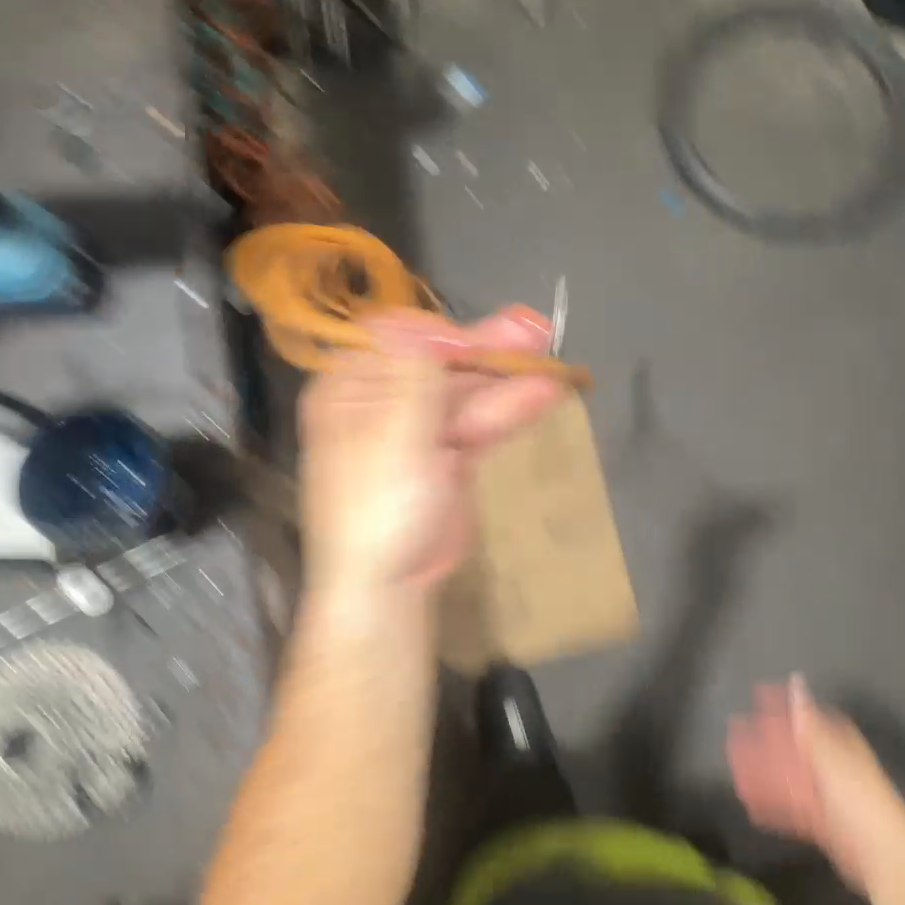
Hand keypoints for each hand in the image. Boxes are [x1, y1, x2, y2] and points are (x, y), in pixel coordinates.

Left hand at [299, 306, 563, 596]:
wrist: (387, 583)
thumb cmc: (378, 506)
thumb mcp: (393, 433)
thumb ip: (414, 374)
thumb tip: (422, 321)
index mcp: (352, 388)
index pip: (398, 341)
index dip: (444, 336)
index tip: (480, 343)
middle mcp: (383, 400)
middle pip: (441, 363)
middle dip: (487, 347)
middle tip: (536, 328)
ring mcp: (420, 429)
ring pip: (468, 393)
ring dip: (509, 378)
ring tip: (553, 362)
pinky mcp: (450, 456)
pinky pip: (481, 423)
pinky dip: (510, 409)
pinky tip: (544, 394)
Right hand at [727, 676, 900, 876]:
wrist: (882, 853)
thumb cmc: (859, 797)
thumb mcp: (831, 755)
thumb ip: (809, 723)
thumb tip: (796, 681)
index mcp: (838, 746)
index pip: (807, 718)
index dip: (784, 705)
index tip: (759, 693)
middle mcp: (831, 767)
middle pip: (792, 749)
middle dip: (764, 740)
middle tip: (735, 729)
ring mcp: (826, 796)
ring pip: (786, 778)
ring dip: (761, 772)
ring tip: (733, 764)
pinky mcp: (820, 824)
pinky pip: (789, 808)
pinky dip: (769, 803)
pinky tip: (749, 801)